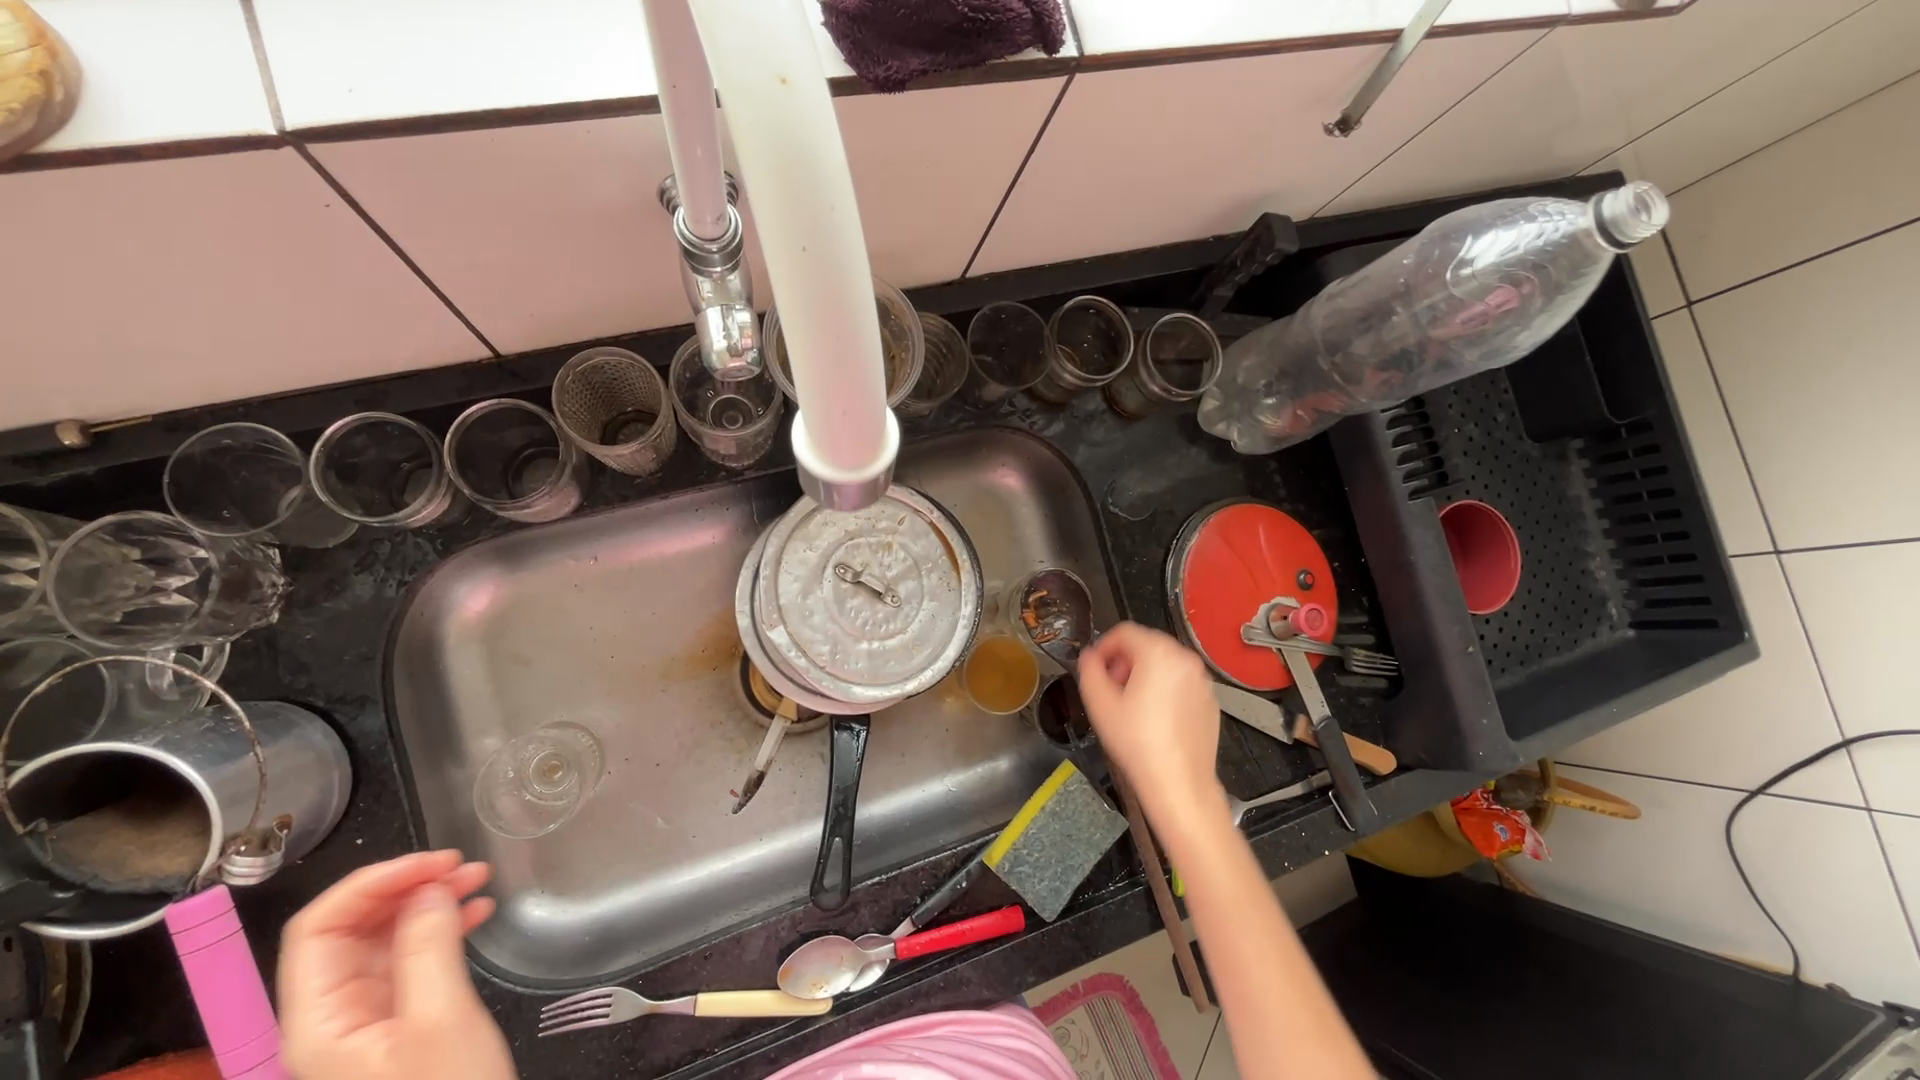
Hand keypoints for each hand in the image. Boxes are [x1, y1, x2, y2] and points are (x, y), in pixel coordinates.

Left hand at [279, 851, 514, 1079]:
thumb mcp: (442, 1022)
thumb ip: (428, 949)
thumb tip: (428, 888)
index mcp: (317, 1021)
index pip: (319, 929)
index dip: (372, 883)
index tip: (434, 862)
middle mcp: (330, 1018)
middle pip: (349, 931)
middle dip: (405, 887)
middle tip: (464, 866)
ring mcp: (363, 1023)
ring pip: (382, 942)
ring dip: (427, 904)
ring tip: (478, 881)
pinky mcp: (396, 1027)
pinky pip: (407, 963)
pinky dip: (440, 931)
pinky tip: (475, 914)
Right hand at [1076, 623, 1226, 825]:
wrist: (1179, 782)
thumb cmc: (1141, 745)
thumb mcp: (1099, 703)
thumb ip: (1089, 669)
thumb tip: (1090, 658)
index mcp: (1158, 653)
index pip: (1124, 631)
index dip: (1104, 646)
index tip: (1096, 665)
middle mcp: (1185, 660)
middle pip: (1147, 646)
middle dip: (1124, 662)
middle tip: (1110, 687)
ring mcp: (1201, 681)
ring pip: (1165, 665)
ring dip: (1144, 676)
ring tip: (1129, 706)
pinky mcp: (1209, 701)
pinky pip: (1181, 685)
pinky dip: (1165, 691)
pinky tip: (1152, 719)